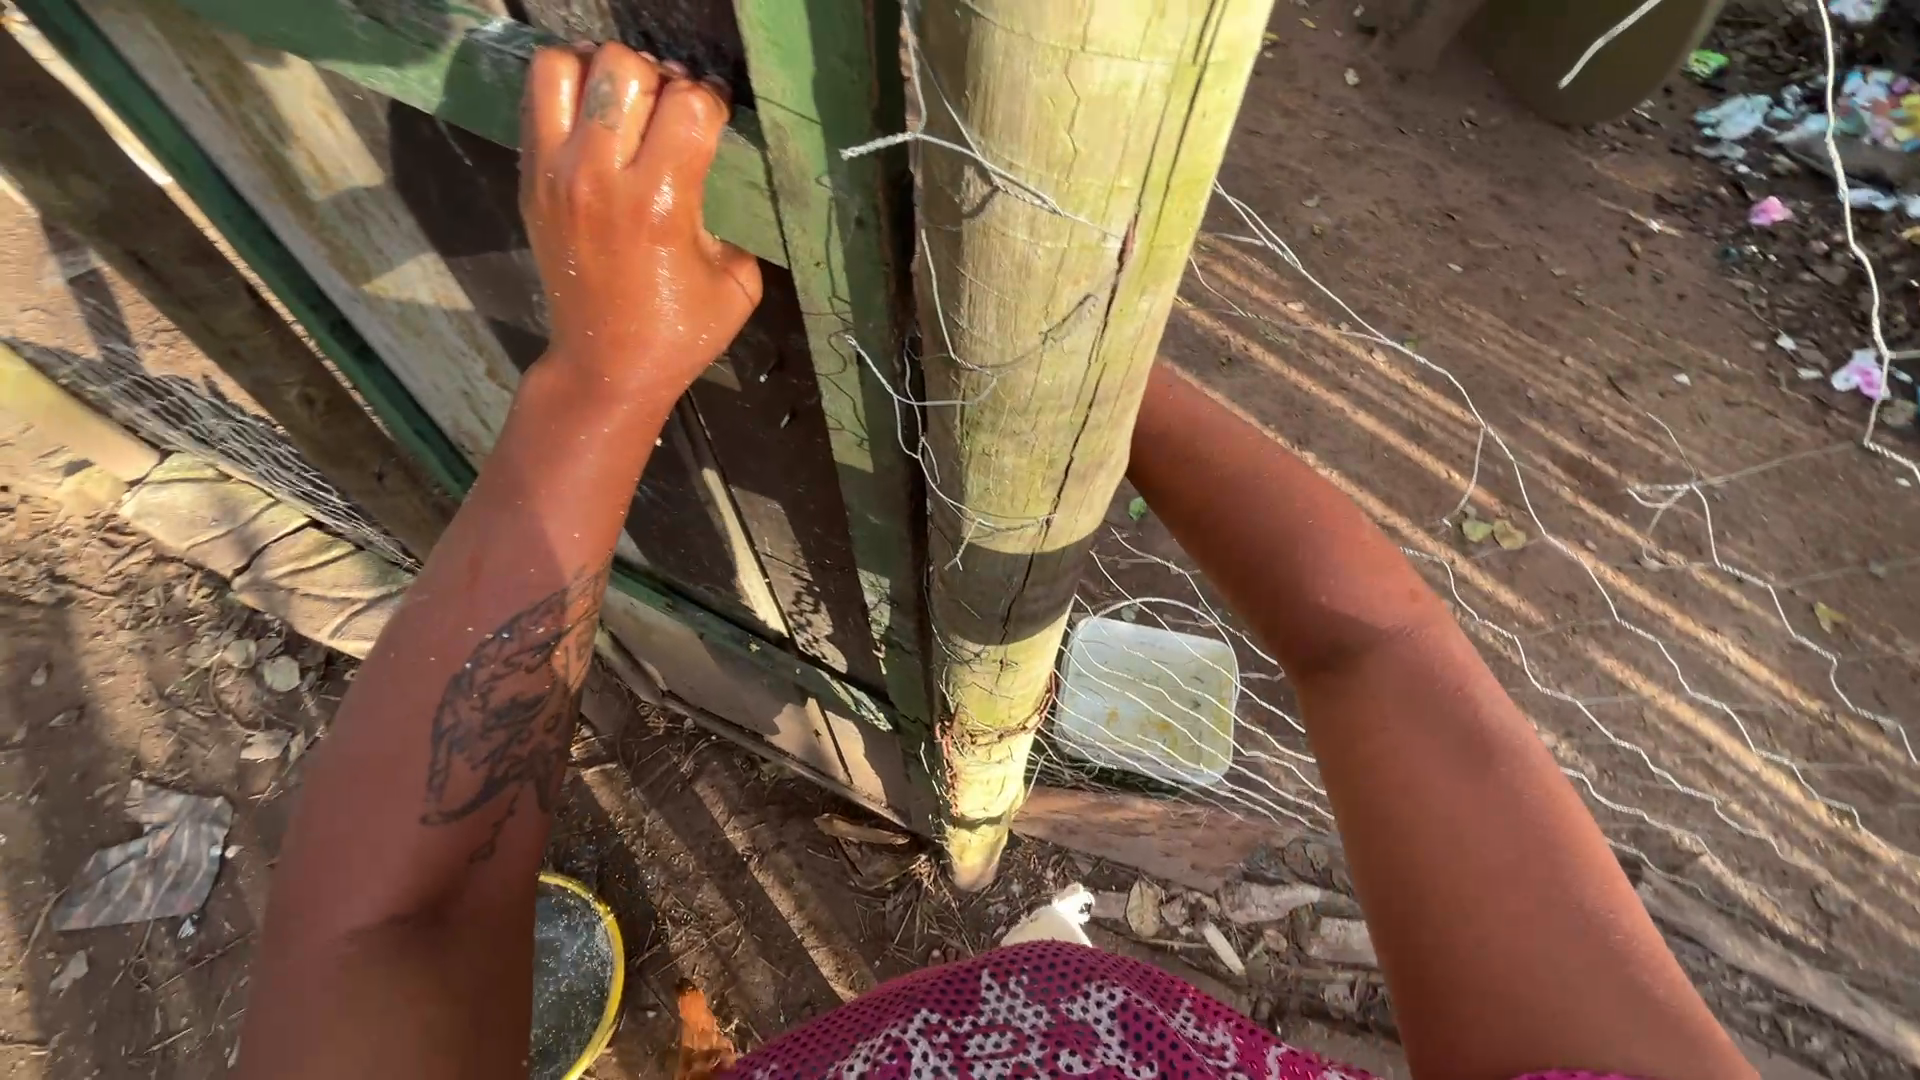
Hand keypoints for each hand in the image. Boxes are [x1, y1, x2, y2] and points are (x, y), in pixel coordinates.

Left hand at [519, 44, 762, 398]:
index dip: (712, 104)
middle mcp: (600, 177)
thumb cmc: (681, 333)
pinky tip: (595, 120)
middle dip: (659, 81)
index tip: (716, 124)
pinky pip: (538, 98)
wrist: (606, 366)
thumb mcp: (738, 285)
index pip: (689, 105)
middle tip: (668, 113)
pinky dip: (569, 91)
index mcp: (659, 204)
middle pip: (623, 68)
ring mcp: (555, 174)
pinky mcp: (530, 179)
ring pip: (566, 65)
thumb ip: (738, 220)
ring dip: (602, 73)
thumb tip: (723, 173)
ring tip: (624, 105)